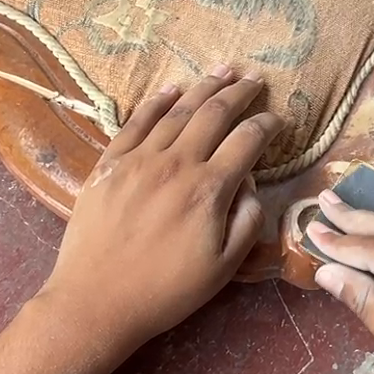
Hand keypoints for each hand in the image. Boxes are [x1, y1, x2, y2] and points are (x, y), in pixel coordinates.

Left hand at [37, 66, 285, 349]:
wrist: (95, 302)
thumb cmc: (165, 291)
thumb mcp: (224, 268)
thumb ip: (247, 221)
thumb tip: (253, 185)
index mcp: (209, 190)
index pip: (248, 141)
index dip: (268, 124)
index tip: (278, 119)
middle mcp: (177, 163)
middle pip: (214, 113)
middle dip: (240, 93)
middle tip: (254, 79)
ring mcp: (139, 159)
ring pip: (178, 110)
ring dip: (204, 87)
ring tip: (223, 71)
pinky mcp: (110, 163)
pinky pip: (136, 121)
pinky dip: (157, 101)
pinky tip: (172, 89)